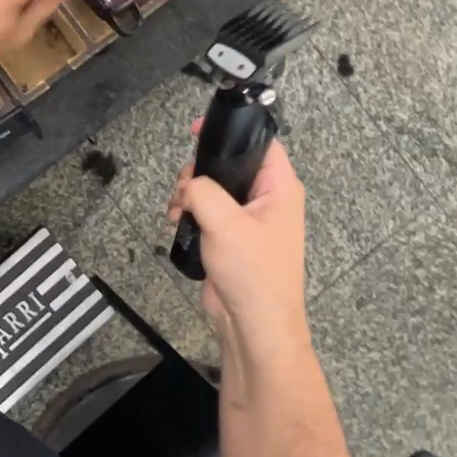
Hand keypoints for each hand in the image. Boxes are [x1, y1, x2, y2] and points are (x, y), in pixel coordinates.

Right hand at [168, 135, 309, 362]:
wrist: (253, 324)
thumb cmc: (252, 272)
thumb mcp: (225, 222)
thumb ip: (202, 190)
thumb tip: (188, 187)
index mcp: (280, 188)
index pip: (260, 143)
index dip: (231, 131)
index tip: (196, 131)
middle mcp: (267, 200)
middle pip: (228, 165)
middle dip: (198, 174)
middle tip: (183, 191)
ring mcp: (249, 220)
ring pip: (212, 189)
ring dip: (189, 197)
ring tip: (177, 214)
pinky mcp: (232, 238)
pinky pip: (208, 212)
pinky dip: (190, 214)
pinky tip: (177, 225)